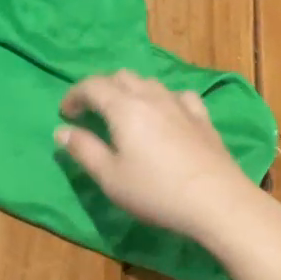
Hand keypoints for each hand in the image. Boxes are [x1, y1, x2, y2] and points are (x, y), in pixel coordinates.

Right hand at [57, 70, 276, 248]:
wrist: (219, 202)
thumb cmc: (157, 191)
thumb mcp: (110, 177)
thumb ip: (83, 150)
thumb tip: (61, 130)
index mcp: (123, 107)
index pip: (91, 86)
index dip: (74, 95)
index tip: (66, 113)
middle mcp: (149, 96)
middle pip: (120, 76)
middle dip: (101, 89)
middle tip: (92, 112)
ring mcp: (179, 104)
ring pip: (148, 82)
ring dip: (130, 90)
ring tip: (125, 111)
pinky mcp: (202, 119)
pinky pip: (178, 95)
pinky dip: (164, 98)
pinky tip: (167, 113)